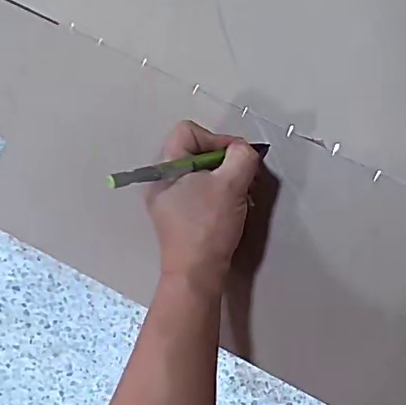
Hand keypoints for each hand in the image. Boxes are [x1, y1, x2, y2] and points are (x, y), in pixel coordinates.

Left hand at [144, 121, 261, 291]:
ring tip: (239, 196)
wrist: (196, 274)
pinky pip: (199, 193)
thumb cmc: (208, 228)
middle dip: (224, 161)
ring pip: (201, 174)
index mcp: (164, 168)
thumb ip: (242, 157)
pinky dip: (218, 195)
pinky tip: (230, 210)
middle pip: (196, 151)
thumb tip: (244, 150)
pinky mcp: (178, 218)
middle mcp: (161, 181)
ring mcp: (168, 201)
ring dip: (225, 180)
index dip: (217, 139)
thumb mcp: (232, 185)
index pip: (189, 131)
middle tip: (241, 178)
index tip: (236, 159)